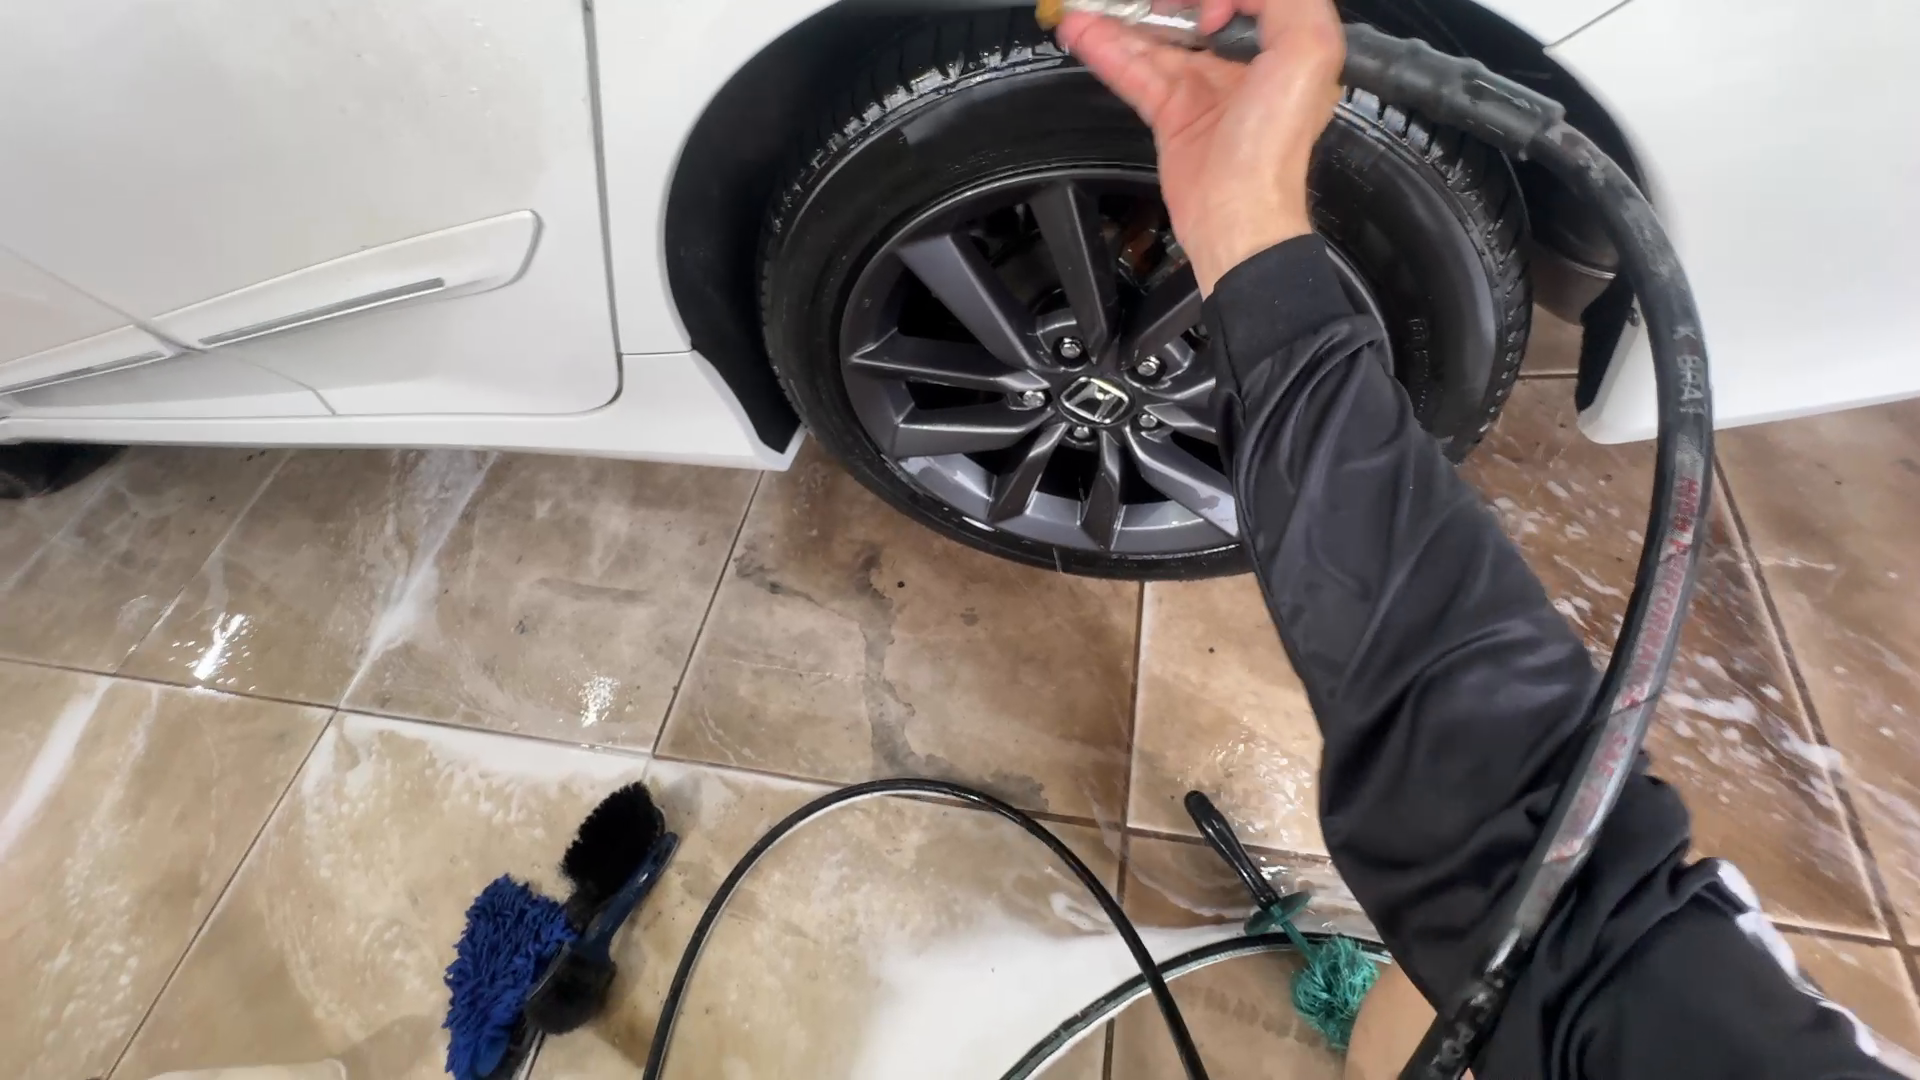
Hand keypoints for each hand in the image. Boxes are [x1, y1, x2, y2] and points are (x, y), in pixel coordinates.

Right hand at [1056, 0, 1345, 293]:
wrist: (1235, 213)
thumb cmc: (1274, 144)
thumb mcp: (1308, 48)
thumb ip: (1283, 1)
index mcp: (1282, 46)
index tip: (1211, 11)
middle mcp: (1242, 66)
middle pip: (1196, 14)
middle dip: (1165, 0)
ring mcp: (1202, 93)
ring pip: (1158, 43)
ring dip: (1120, 23)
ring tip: (1084, 9)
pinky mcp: (1171, 119)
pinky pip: (1137, 76)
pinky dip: (1109, 55)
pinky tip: (1083, 35)